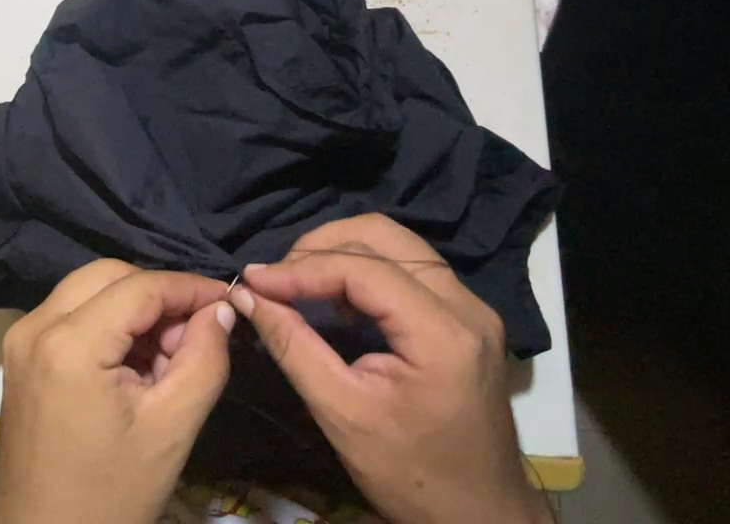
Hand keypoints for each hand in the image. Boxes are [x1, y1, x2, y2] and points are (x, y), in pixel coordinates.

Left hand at [0, 260, 237, 523]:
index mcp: (70, 342)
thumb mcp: (170, 430)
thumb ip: (203, 360)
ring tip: (167, 355)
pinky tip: (135, 362)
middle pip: (109, 275)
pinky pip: (71, 312)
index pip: (139, 286)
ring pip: (89, 289)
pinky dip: (108, 322)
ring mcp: (22, 337)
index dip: (188, 287)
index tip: (226, 299)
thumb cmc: (110, 494)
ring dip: (133, 307)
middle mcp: (37, 324)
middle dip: (158, 294)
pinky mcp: (21, 353)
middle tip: (194, 334)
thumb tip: (219, 309)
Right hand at [227, 215, 550, 523]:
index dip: (301, 269)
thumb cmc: (411, 475)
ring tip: (300, 281)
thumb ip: (292, 345)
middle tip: (279, 278)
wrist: (482, 520)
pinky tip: (336, 295)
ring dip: (341, 251)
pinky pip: (408, 264)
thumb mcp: (341, 413)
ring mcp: (471, 306)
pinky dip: (364, 266)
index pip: (362, 269)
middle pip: (382, 235)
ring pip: (396, 242)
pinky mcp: (465, 315)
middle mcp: (465, 305)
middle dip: (320, 246)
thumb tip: (246, 295)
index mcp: (443, 333)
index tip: (253, 281)